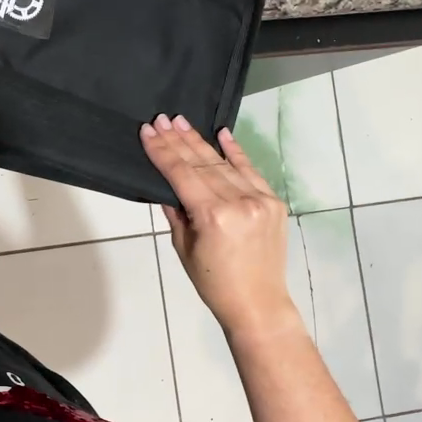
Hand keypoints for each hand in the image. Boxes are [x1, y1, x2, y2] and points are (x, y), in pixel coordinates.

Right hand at [142, 114, 301, 338]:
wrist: (258, 303)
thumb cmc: (213, 282)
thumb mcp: (184, 248)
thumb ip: (176, 212)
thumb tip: (167, 184)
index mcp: (214, 216)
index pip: (182, 174)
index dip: (162, 151)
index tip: (147, 131)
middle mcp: (239, 202)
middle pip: (202, 163)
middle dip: (178, 140)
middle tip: (161, 119)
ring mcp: (260, 200)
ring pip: (224, 163)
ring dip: (201, 142)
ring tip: (181, 122)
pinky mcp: (274, 202)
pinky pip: (251, 171)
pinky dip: (236, 152)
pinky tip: (221, 134)